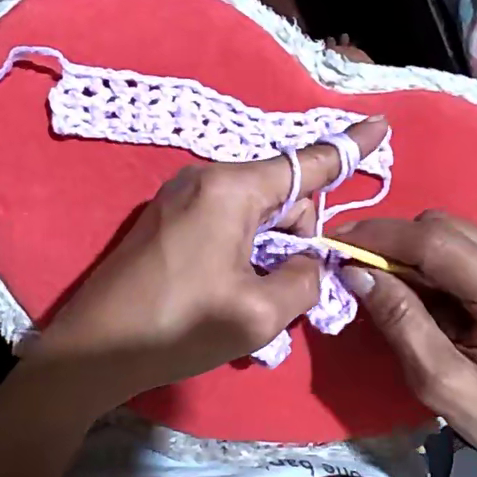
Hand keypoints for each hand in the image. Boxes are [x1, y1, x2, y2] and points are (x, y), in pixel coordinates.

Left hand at [27, 118, 388, 411]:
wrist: (93, 351)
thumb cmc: (177, 327)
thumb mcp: (260, 313)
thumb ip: (304, 278)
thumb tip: (306, 263)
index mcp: (231, 189)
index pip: (307, 163)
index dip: (349, 148)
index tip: (383, 125)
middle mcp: (205, 179)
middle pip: (282, 193)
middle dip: (297, 235)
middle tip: (282, 288)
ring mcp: (181, 198)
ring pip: (255, 211)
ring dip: (269, 249)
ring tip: (250, 298)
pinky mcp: (166, 221)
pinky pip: (226, 222)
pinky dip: (243, 250)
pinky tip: (229, 288)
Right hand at [333, 213, 476, 476]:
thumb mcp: (440, 383)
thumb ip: (401, 322)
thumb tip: (356, 271)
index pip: (440, 243)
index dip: (383, 237)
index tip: (336, 242)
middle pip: (446, 227)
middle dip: (392, 242)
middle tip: (351, 266)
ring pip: (452, 230)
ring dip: (408, 251)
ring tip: (380, 281)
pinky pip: (463, 245)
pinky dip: (429, 261)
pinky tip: (415, 288)